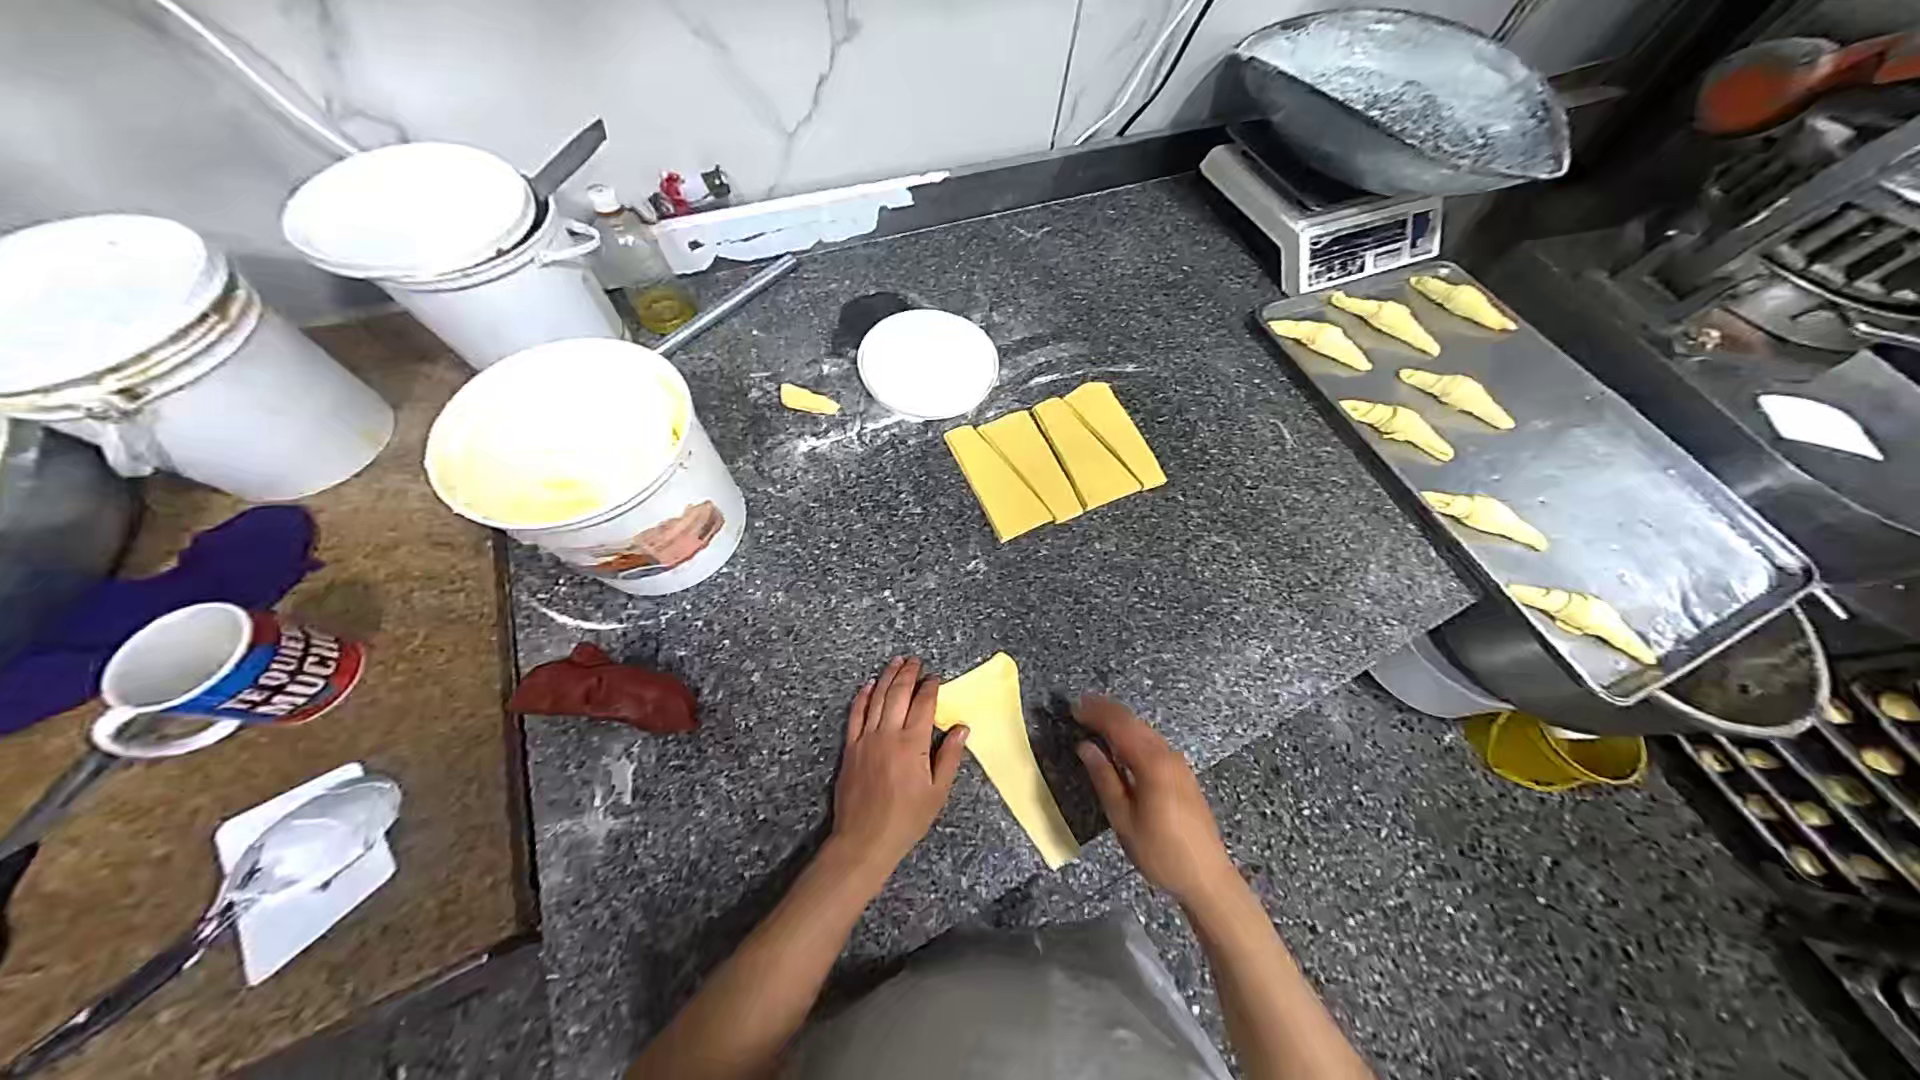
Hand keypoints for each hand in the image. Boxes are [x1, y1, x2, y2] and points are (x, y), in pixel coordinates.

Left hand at [830, 657, 968, 873]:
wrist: (865, 839)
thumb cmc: (906, 819)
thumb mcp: (937, 792)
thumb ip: (949, 756)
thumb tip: (961, 728)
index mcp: (912, 744)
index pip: (923, 705)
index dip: (930, 688)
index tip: (936, 678)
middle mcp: (887, 734)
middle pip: (899, 693)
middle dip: (909, 674)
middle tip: (915, 661)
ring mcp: (866, 738)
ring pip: (877, 698)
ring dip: (887, 677)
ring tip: (896, 662)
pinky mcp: (850, 747)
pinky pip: (855, 714)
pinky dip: (863, 697)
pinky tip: (869, 686)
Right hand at [1075, 694, 1236, 903]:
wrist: (1207, 878)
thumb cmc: (1160, 852)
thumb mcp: (1123, 819)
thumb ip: (1104, 778)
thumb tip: (1085, 747)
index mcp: (1152, 764)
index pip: (1119, 727)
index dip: (1096, 714)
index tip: (1074, 708)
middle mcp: (1168, 756)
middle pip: (1134, 723)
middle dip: (1107, 711)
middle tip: (1082, 705)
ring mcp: (1179, 764)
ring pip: (1145, 731)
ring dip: (1120, 721)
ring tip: (1096, 718)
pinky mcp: (1183, 774)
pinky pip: (1154, 743)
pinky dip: (1133, 734)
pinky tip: (1122, 742)